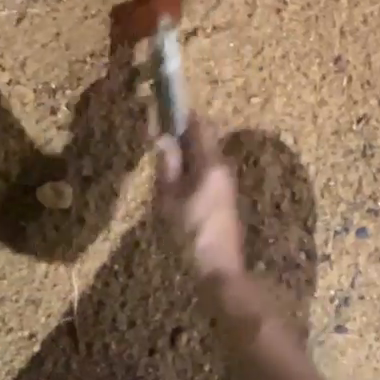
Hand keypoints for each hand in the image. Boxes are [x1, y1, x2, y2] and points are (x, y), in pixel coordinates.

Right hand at [155, 115, 245, 285]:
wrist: (218, 269)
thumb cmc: (190, 233)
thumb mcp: (170, 198)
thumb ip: (167, 165)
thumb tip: (163, 137)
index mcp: (210, 163)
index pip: (198, 124)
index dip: (179, 114)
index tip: (159, 110)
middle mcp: (222, 167)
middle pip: (203, 137)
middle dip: (180, 132)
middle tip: (154, 135)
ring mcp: (225, 182)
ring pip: (204, 154)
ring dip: (184, 151)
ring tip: (160, 157)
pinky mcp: (223, 197)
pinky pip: (205, 169)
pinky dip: (190, 166)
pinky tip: (173, 180)